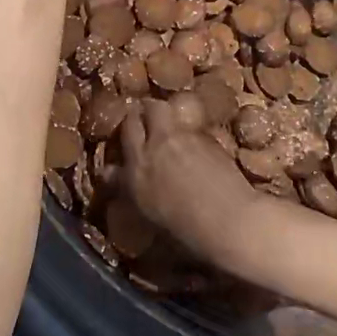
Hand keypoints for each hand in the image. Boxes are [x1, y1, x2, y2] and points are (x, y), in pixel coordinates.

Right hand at [119, 99, 260, 262]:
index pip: (127, 127)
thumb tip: (108, 172)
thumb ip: (125, 184)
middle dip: (149, 108)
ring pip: (173, 110)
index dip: (130, 123)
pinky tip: (195, 144)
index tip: (132, 126)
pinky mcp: (210, 138)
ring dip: (170, 113)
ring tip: (173, 126)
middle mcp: (159, 143)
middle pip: (151, 107)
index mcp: (138, 163)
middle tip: (150, 117)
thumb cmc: (183, 227)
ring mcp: (186, 137)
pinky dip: (190, 129)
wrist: (228, 220)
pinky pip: (193, 126)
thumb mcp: (144, 208)